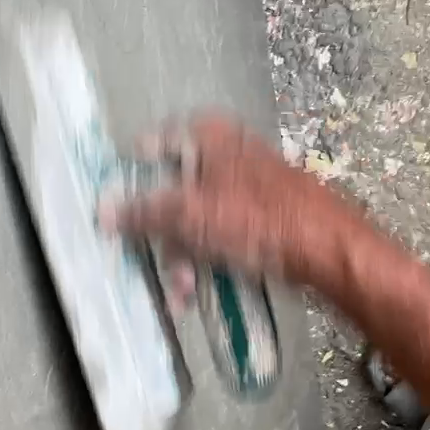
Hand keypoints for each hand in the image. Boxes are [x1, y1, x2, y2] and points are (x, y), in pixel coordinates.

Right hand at [100, 110, 361, 282]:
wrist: (329, 250)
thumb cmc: (256, 220)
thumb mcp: (188, 214)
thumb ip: (141, 211)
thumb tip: (101, 210)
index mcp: (208, 135)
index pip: (153, 145)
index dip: (131, 177)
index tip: (114, 211)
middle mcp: (226, 153)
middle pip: (173, 191)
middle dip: (162, 238)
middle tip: (158, 268)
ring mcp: (245, 185)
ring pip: (197, 219)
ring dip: (183, 259)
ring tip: (183, 293)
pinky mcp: (261, 215)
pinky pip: (221, 234)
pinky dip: (207, 260)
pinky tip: (200, 289)